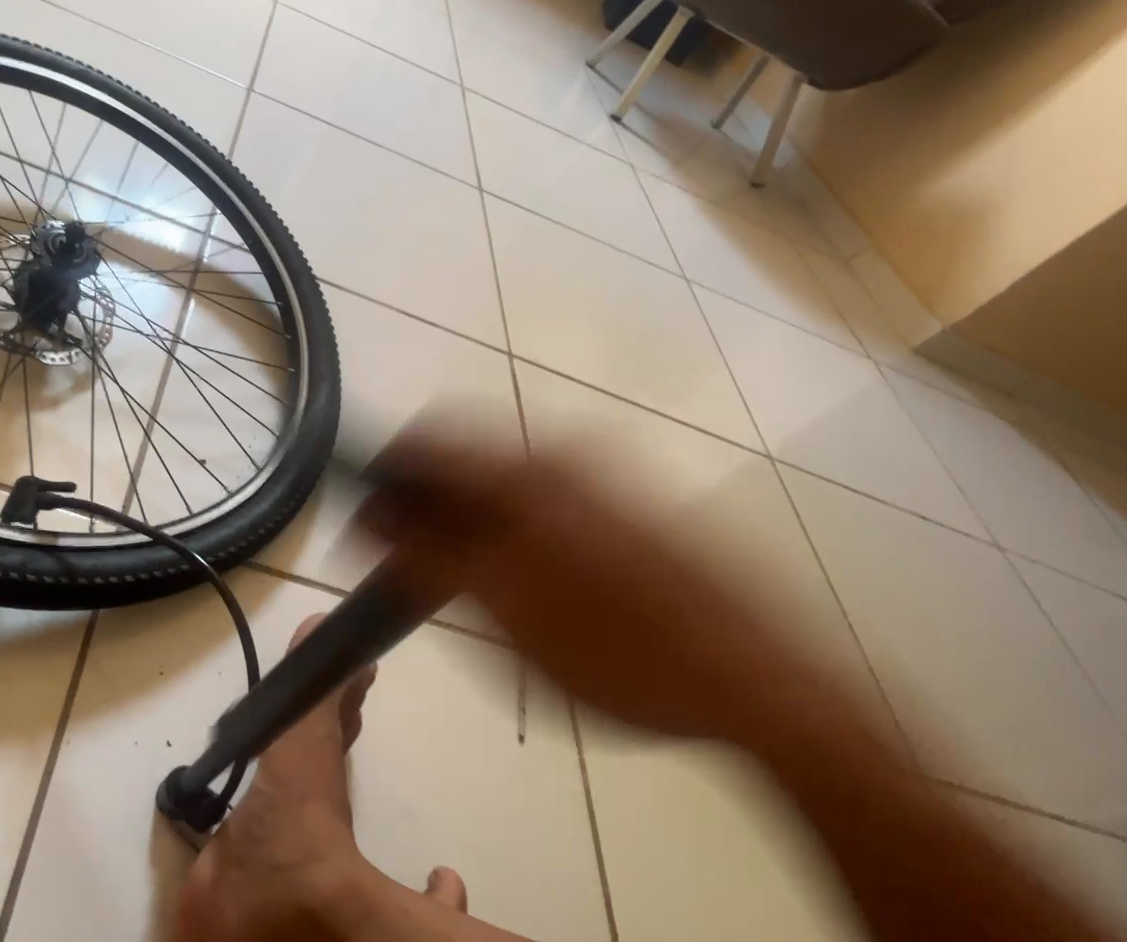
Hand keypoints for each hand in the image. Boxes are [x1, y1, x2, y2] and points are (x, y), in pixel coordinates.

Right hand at [357, 425, 817, 743]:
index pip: (424, 441)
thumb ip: (431, 554)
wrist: (764, 686)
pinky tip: (524, 587)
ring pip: (505, 483)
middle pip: (465, 458)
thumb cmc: (623, 654)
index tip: (363, 533)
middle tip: (407, 570)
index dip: (382, 482)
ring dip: (467, 522)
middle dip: (424, 507)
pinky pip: (547, 502)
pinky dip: (512, 530)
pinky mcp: (635, 508)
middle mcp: (568, 454)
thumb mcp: (507, 613)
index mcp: (529, 471)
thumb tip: (376, 513)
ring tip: (462, 588)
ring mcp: (608, 478)